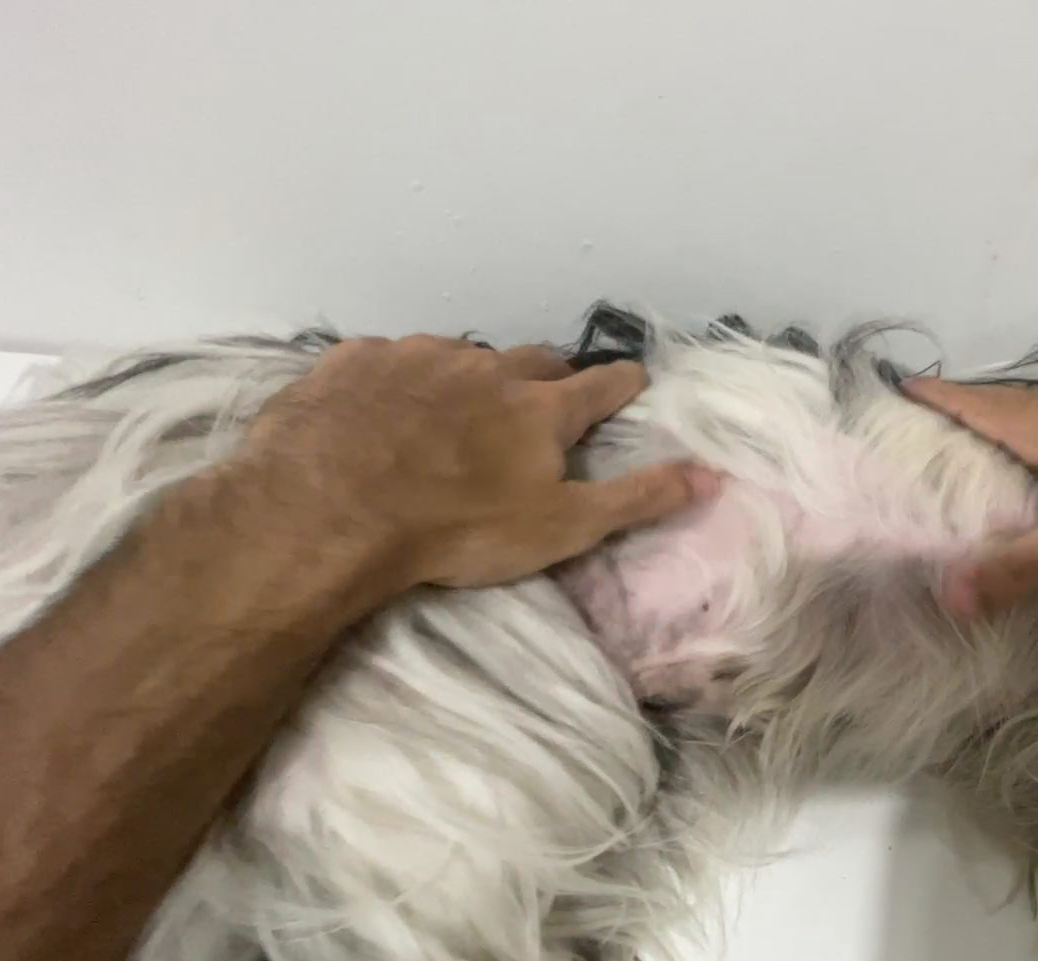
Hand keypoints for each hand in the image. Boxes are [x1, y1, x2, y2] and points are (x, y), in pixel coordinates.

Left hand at [236, 334, 717, 588]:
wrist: (325, 514)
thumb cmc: (460, 527)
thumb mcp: (566, 525)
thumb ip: (641, 497)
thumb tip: (713, 475)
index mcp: (542, 407)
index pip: (603, 383)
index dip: (625, 383)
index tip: (636, 379)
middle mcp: (488, 368)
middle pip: (537, 358)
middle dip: (553, 375)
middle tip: (549, 399)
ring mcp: (418, 357)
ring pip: (464, 355)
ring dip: (477, 375)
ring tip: (462, 409)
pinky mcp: (354, 361)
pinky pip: (394, 358)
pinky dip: (407, 377)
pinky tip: (391, 407)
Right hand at [903, 377, 1037, 617]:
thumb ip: (1016, 568)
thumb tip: (949, 596)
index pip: (979, 402)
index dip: (939, 395)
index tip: (900, 385)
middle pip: (1004, 400)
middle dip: (962, 404)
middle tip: (926, 418)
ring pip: (1037, 409)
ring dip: (1000, 415)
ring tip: (973, 436)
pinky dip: (1033, 430)